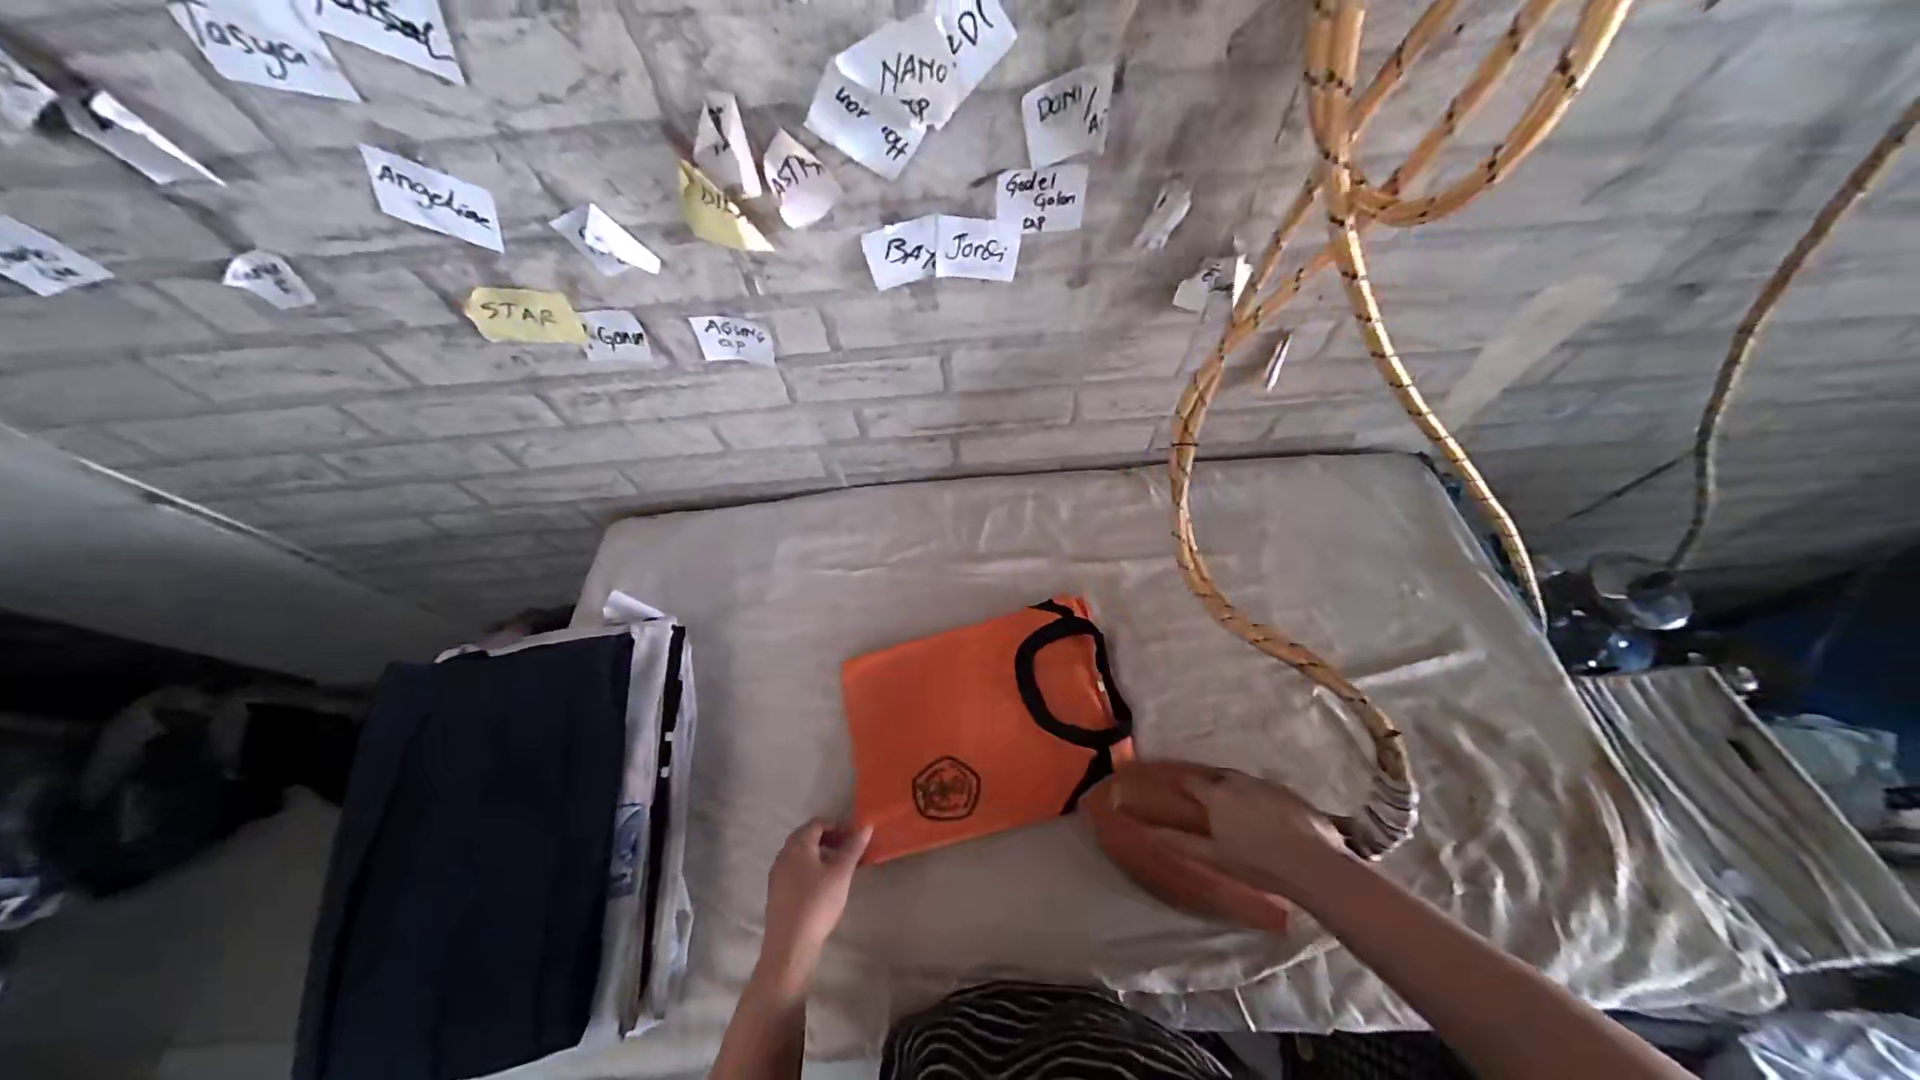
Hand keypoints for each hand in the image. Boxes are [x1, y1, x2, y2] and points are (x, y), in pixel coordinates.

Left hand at [761, 820, 871, 971]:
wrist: (790, 946)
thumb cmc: (817, 903)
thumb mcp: (841, 874)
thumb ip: (853, 848)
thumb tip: (866, 825)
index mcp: (798, 845)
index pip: (817, 823)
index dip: (837, 825)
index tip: (853, 837)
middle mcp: (783, 855)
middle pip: (806, 837)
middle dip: (828, 839)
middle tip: (847, 850)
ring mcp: (777, 875)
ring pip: (799, 854)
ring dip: (819, 854)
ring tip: (838, 868)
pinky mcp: (776, 892)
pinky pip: (794, 870)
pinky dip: (809, 868)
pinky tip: (821, 886)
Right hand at [1144, 769, 1353, 898]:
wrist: (1313, 865)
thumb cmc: (1257, 863)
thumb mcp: (1213, 856)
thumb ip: (1180, 841)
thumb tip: (1148, 831)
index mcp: (1216, 794)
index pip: (1192, 781)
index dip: (1184, 785)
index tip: (1179, 790)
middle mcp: (1239, 782)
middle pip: (1219, 777)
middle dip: (1212, 785)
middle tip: (1211, 802)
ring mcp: (1267, 785)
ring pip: (1244, 782)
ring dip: (1238, 790)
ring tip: (1240, 810)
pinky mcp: (1291, 793)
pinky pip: (1268, 790)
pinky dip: (1262, 798)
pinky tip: (1269, 817)